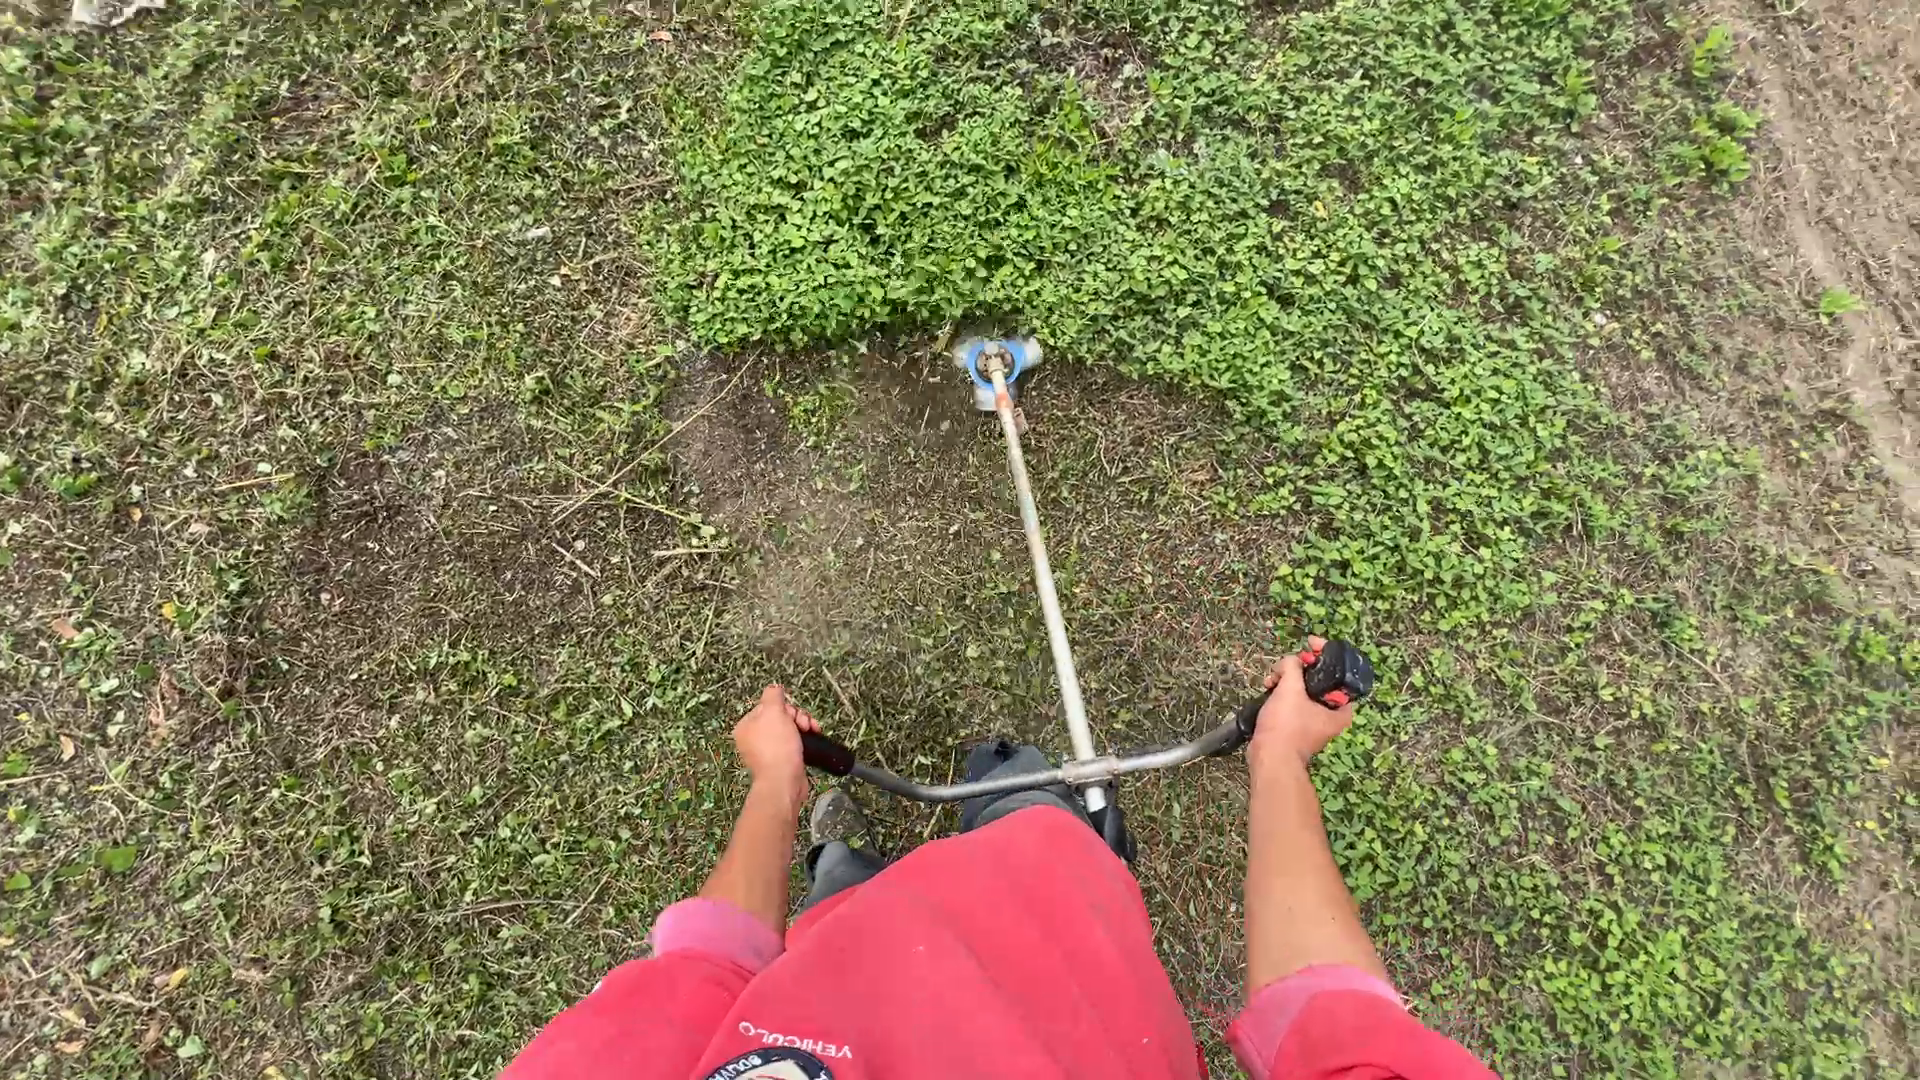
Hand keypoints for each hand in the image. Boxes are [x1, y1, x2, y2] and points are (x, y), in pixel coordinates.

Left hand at [732, 684, 819, 796]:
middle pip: (780, 716)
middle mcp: (753, 738)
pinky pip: (793, 742)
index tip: (793, 714)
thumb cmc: (777, 747)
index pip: (769, 705)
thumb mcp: (774, 711)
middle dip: (797, 717)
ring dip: (803, 726)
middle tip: (803, 725)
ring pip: (789, 728)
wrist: (784, 780)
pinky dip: (803, 740)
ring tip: (812, 732)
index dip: (785, 707)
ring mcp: (767, 750)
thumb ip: (773, 694)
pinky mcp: (781, 760)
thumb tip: (775, 688)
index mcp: (746, 726)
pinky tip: (811, 740)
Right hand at [1247, 636, 1354, 774]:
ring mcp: (1314, 719)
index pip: (1340, 671)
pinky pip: (1293, 699)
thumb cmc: (1286, 726)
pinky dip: (1281, 691)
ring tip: (1272, 680)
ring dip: (1286, 679)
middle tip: (1285, 665)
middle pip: (1318, 678)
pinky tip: (1269, 688)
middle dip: (1298, 668)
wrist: (1270, 757)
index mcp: (1342, 708)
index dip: (1324, 653)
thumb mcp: (1290, 690)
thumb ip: (1292, 667)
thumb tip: (1291, 662)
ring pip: (1303, 688)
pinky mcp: (1297, 723)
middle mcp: (1332, 714)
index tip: (1309, 643)